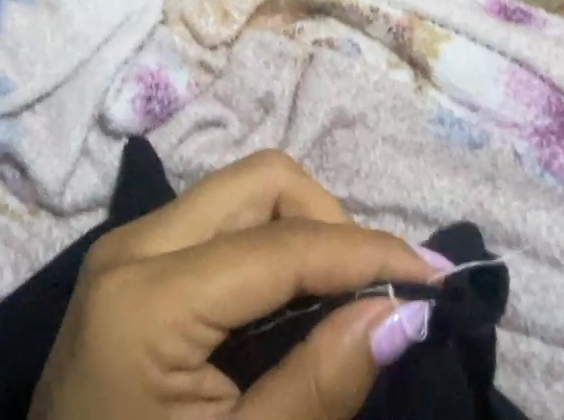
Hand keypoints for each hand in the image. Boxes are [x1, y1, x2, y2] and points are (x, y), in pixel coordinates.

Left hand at [30, 150, 446, 419]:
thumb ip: (320, 382)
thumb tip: (402, 312)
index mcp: (148, 299)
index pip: (284, 245)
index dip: (368, 253)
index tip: (436, 277)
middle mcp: (133, 245)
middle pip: (262, 180)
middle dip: (332, 223)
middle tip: (375, 291)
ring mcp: (127, 245)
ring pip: (242, 189)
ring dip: (304, 227)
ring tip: (340, 295)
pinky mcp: (131, 259)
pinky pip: (219, 217)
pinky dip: (272, 240)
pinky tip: (294, 294)